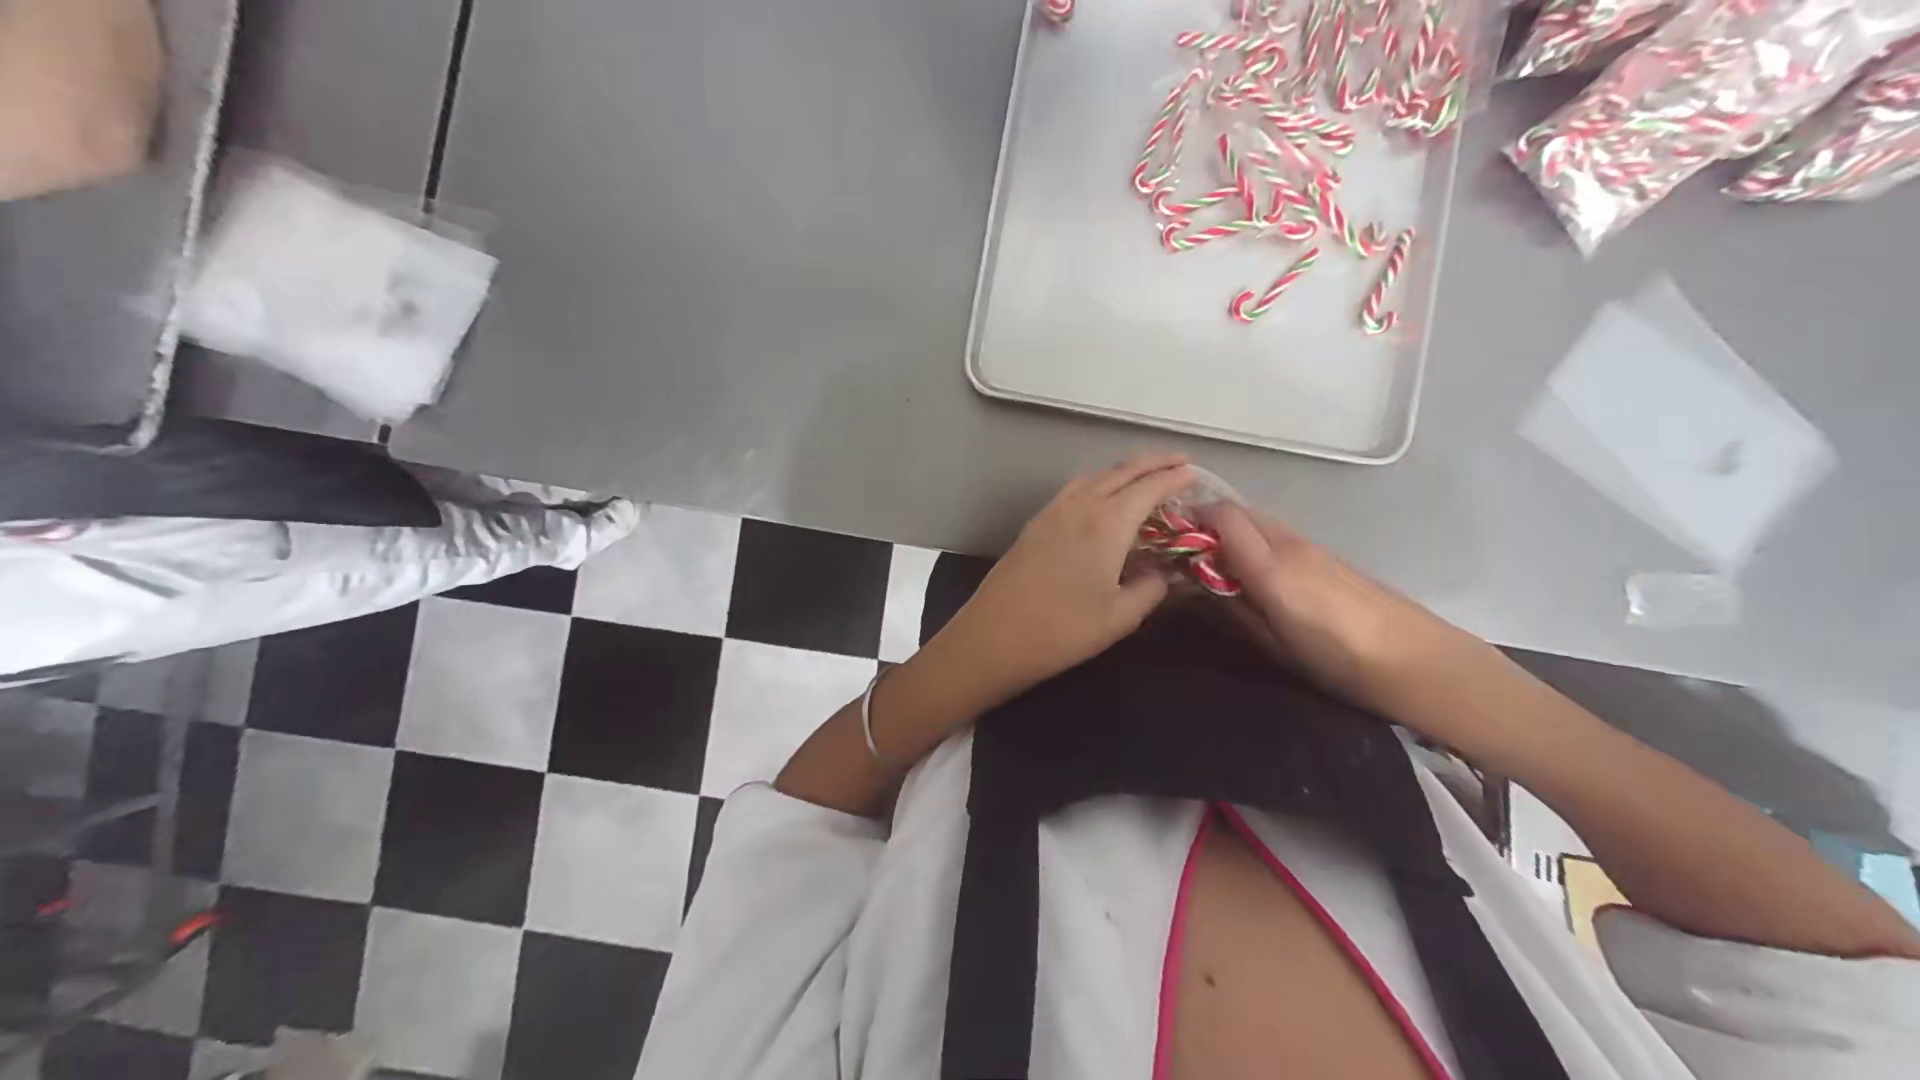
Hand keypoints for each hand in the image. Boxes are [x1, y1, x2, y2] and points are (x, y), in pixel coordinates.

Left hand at [930, 455, 1194, 708]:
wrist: (994, 636)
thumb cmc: (1063, 629)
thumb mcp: (1121, 616)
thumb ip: (1150, 588)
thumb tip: (1162, 572)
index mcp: (1108, 521)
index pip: (1149, 486)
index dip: (1175, 476)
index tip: (1195, 472)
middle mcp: (1080, 505)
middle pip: (1121, 471)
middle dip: (1153, 462)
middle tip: (1179, 461)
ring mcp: (1052, 512)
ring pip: (1094, 477)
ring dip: (1123, 471)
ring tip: (1144, 479)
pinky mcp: (1034, 525)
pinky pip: (1074, 490)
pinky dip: (1097, 484)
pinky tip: (1101, 502)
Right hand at [1204, 500, 1488, 715]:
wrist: (1417, 661)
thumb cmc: (1337, 661)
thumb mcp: (1274, 644)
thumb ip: (1237, 609)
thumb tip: (1208, 586)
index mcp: (1270, 567)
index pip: (1223, 516)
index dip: (1193, 520)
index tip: (1172, 541)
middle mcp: (1289, 545)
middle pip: (1240, 511)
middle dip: (1208, 523)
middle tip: (1189, 553)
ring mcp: (1312, 546)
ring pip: (1260, 521)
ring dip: (1234, 532)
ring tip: (1220, 564)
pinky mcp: (1328, 555)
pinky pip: (1280, 535)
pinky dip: (1258, 542)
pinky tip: (1258, 572)